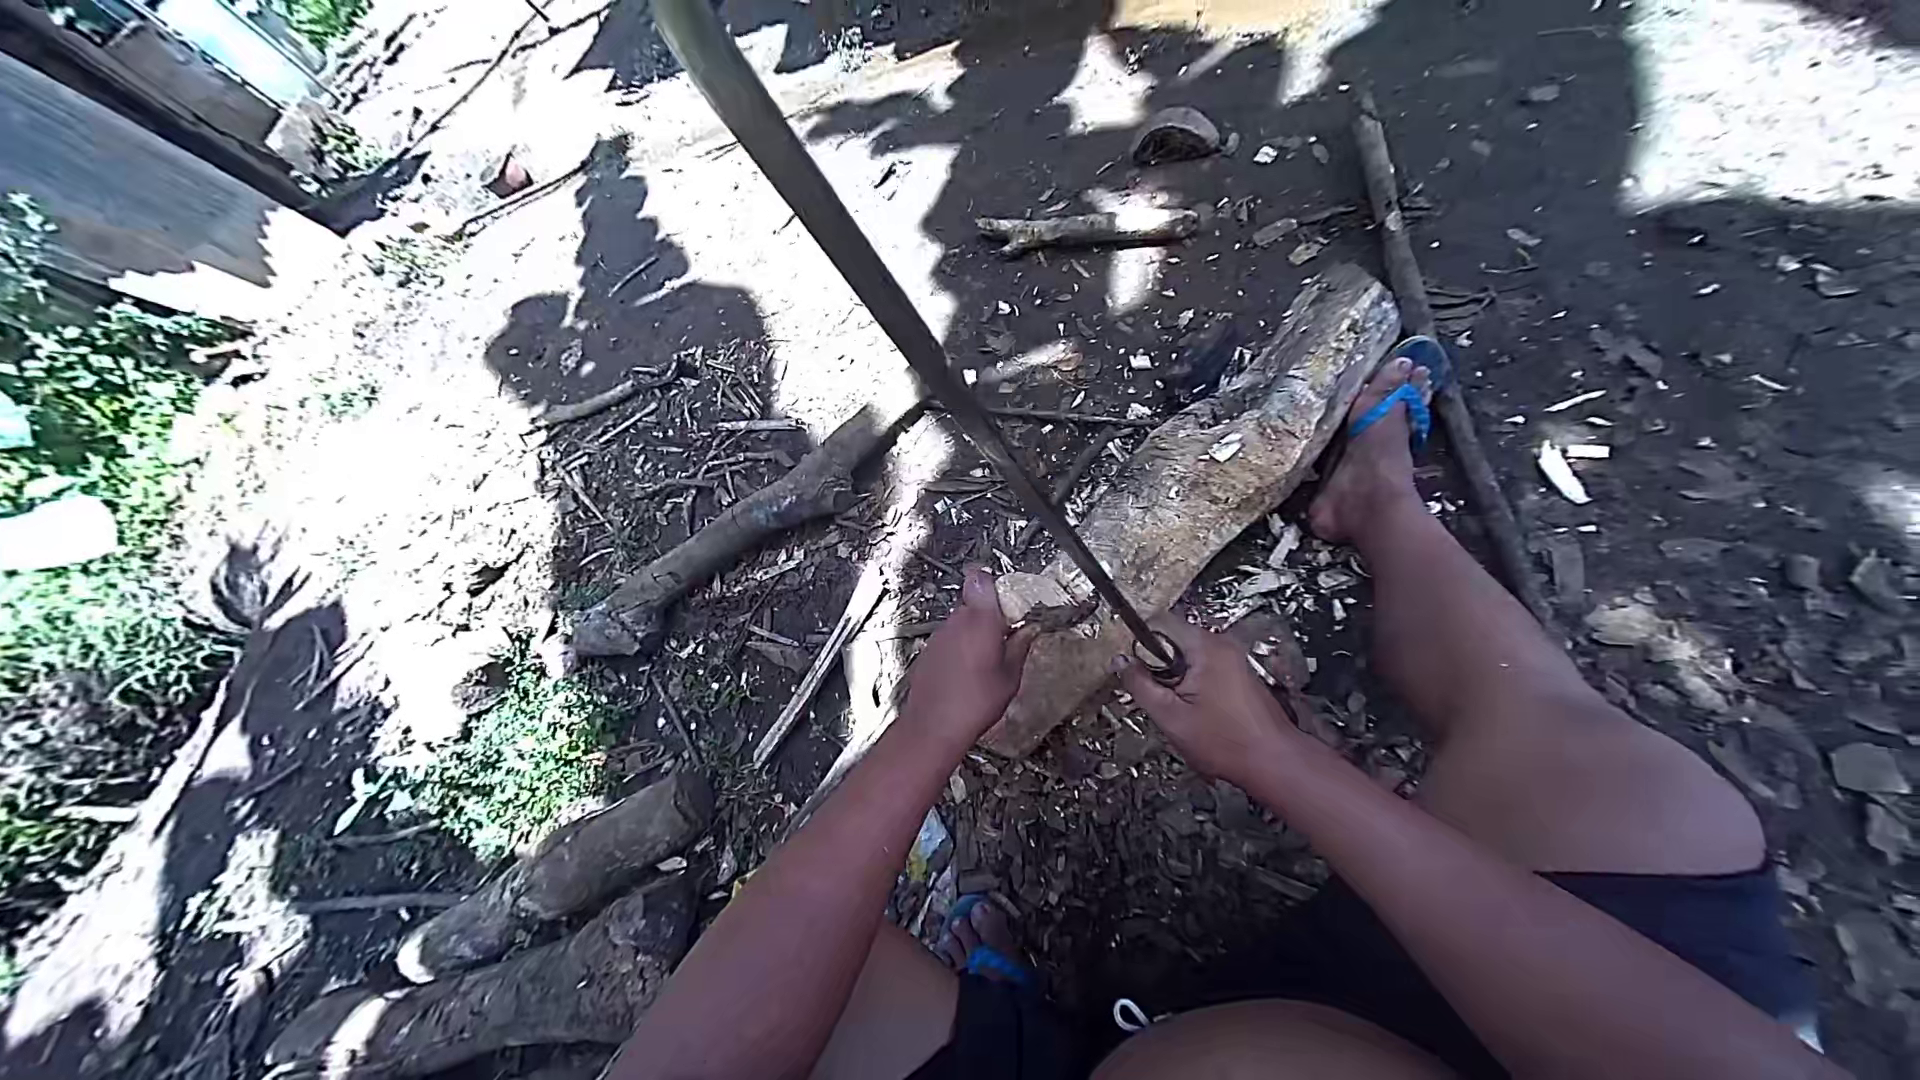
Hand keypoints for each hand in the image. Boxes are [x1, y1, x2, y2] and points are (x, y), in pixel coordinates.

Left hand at [901, 567, 1040, 742]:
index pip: (981, 579)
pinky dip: (960, 646)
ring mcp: (939, 635)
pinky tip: (968, 670)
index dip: (994, 583)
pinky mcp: (929, 649)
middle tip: (1006, 636)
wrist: (933, 726)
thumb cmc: (974, 703)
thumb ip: (1020, 647)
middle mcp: (957, 621)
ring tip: (987, 659)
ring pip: (961, 621)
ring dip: (974, 632)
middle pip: (974, 602)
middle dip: (990, 614)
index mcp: (981, 620)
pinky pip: (949, 638)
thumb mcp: (1010, 677)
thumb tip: (1029, 631)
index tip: (1010, 600)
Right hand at [1111, 616, 1303, 784]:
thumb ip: (1139, 684)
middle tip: (1159, 696)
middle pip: (1173, 638)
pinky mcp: (1238, 673)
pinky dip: (1192, 682)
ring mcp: (1233, 658)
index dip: (1140, 642)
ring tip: (1179, 707)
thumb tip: (1120, 661)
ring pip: (1187, 654)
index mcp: (1205, 647)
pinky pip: (1203, 665)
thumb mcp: (1170, 716)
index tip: (1136, 668)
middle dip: (1158, 664)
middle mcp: (1221, 645)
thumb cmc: (1225, 742)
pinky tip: (1197, 710)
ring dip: (1175, 676)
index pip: (1160, 622)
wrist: (1275, 763)